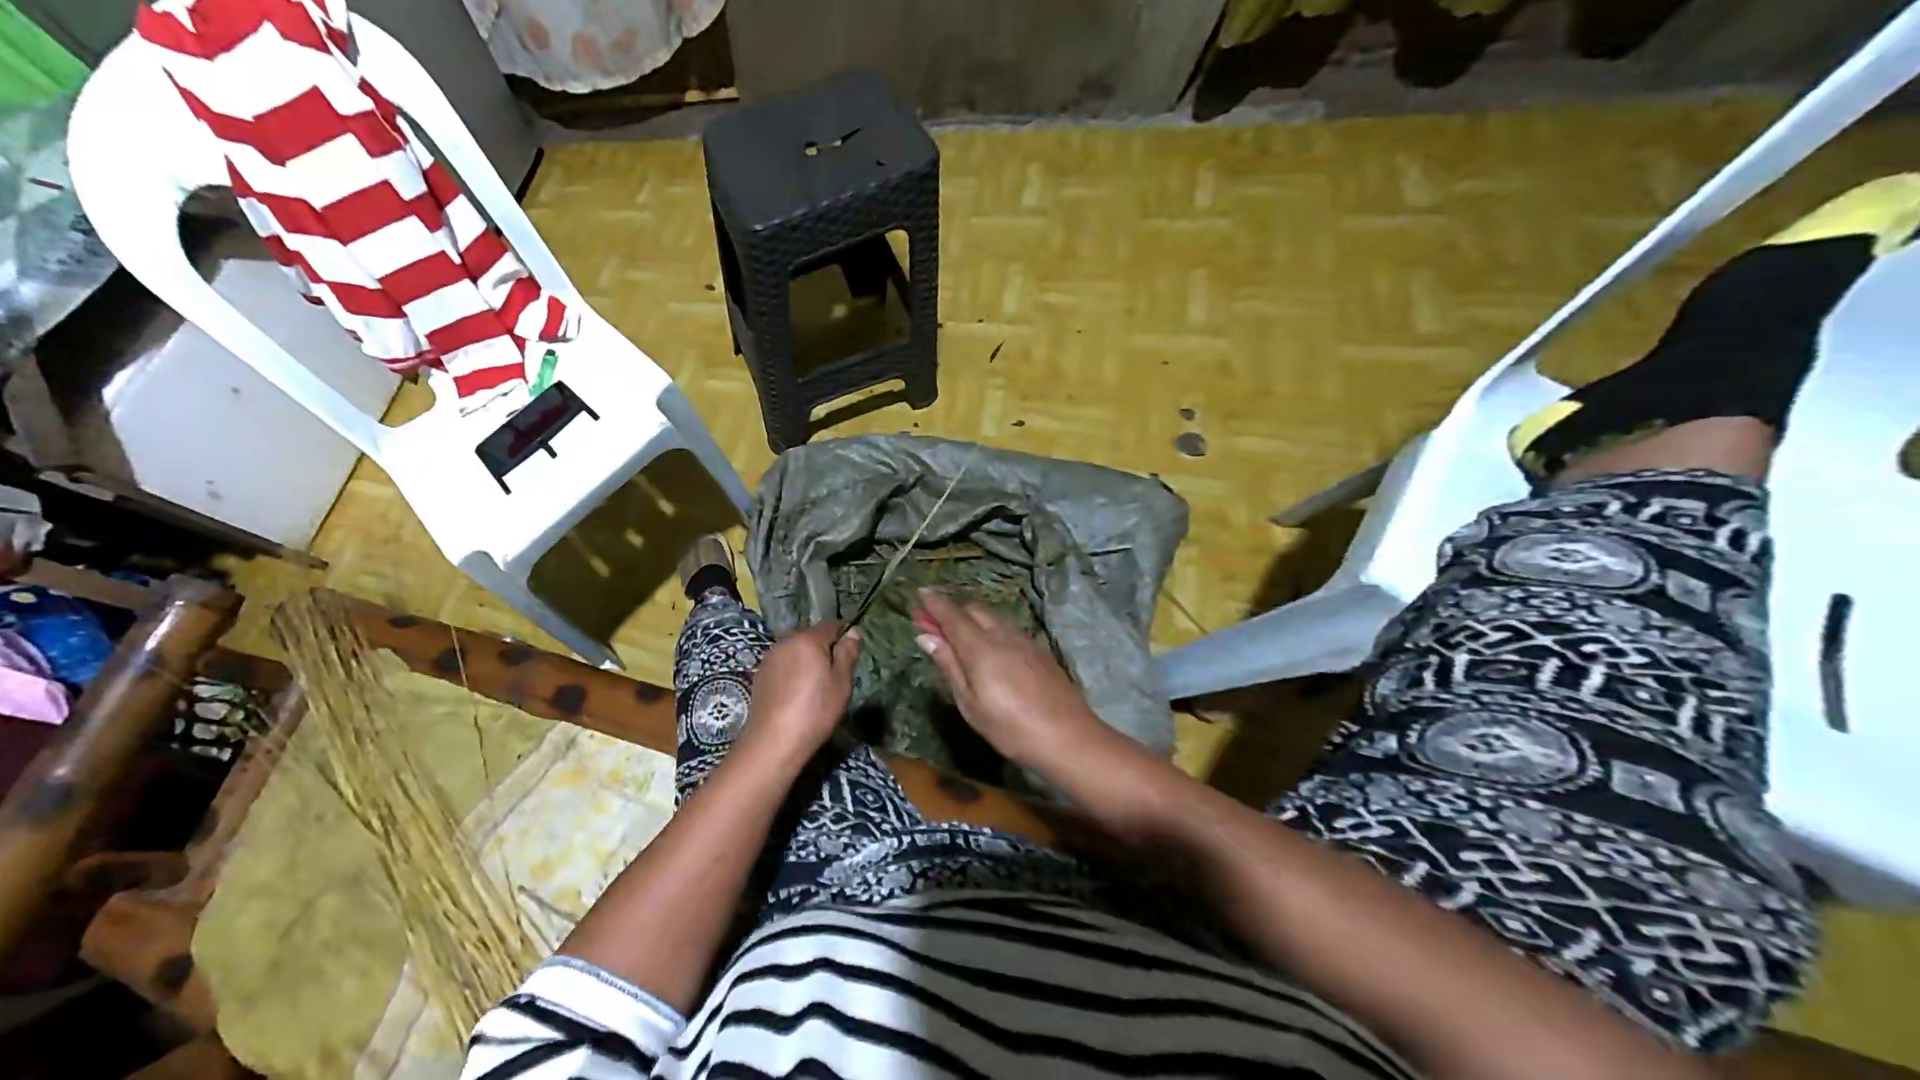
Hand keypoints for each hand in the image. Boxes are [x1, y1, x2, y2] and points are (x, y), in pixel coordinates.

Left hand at [744, 622, 860, 761]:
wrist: (773, 741)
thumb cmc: (815, 710)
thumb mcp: (841, 682)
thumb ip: (847, 652)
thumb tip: (852, 632)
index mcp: (807, 640)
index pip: (831, 625)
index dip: (844, 638)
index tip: (850, 660)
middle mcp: (785, 642)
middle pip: (811, 638)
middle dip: (824, 651)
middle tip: (834, 679)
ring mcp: (769, 659)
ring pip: (796, 652)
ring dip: (807, 663)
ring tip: (814, 690)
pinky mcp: (760, 676)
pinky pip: (784, 666)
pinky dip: (793, 674)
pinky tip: (796, 697)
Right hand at [912, 590, 1109, 770]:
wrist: (1068, 737)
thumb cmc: (1010, 728)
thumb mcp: (970, 703)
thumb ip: (949, 665)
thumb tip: (926, 636)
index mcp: (980, 647)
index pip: (952, 615)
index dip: (934, 603)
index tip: (920, 593)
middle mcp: (1003, 635)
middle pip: (973, 611)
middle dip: (951, 612)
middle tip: (932, 624)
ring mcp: (1025, 640)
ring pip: (992, 619)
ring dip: (971, 621)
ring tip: (957, 638)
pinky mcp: (1039, 651)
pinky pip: (1008, 630)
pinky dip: (990, 631)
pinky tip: (988, 650)